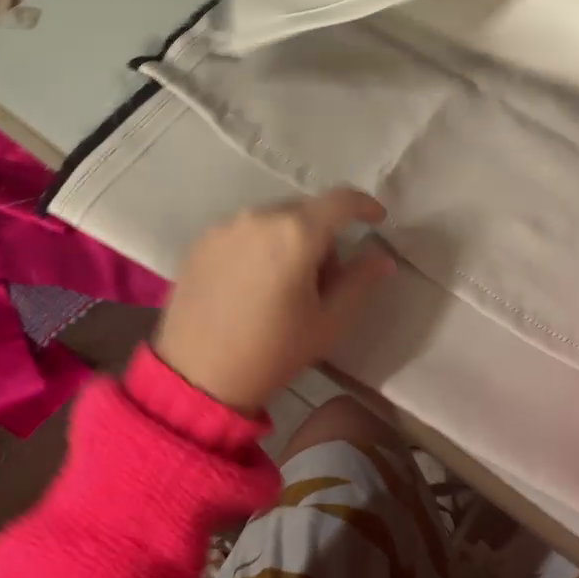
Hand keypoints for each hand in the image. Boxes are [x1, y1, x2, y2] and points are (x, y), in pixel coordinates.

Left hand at [154, 188, 396, 411]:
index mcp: (296, 233)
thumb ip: (360, 282)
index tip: (377, 220)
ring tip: (285, 285)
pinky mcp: (201, 241)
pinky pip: (244, 231)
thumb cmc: (272, 352)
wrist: (196, 377)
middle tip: (325, 279)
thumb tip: (382, 258)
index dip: (365, 205)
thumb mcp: (328, 323)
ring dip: (290, 239)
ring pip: (273, 219)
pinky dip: (260, 246)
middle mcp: (259, 217)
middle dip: (324, 235)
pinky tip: (254, 285)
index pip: (340, 201)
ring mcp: (225, 226)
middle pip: (306, 211)